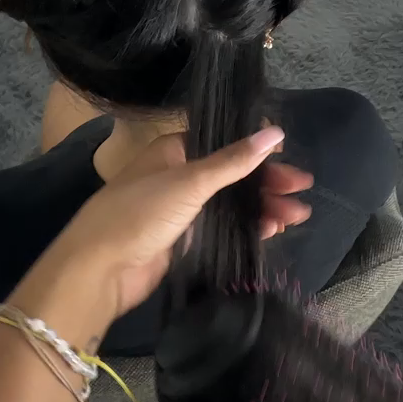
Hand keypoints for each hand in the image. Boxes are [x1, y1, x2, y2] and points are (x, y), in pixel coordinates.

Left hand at [10, 127, 312, 337]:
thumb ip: (233, 160)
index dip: (255, 147)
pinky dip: (247, 226)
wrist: (99, 270)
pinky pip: (223, 227)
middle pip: (232, 173)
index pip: (224, 141)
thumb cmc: (140, 212)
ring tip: (298, 214)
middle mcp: (179, 175)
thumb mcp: (190, 181)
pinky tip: (273, 229)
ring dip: (263, 205)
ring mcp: (181, 209)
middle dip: (267, 180)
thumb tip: (274, 131)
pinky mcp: (184, 240)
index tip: (287, 153)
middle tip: (303, 188)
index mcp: (174, 150)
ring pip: (231, 202)